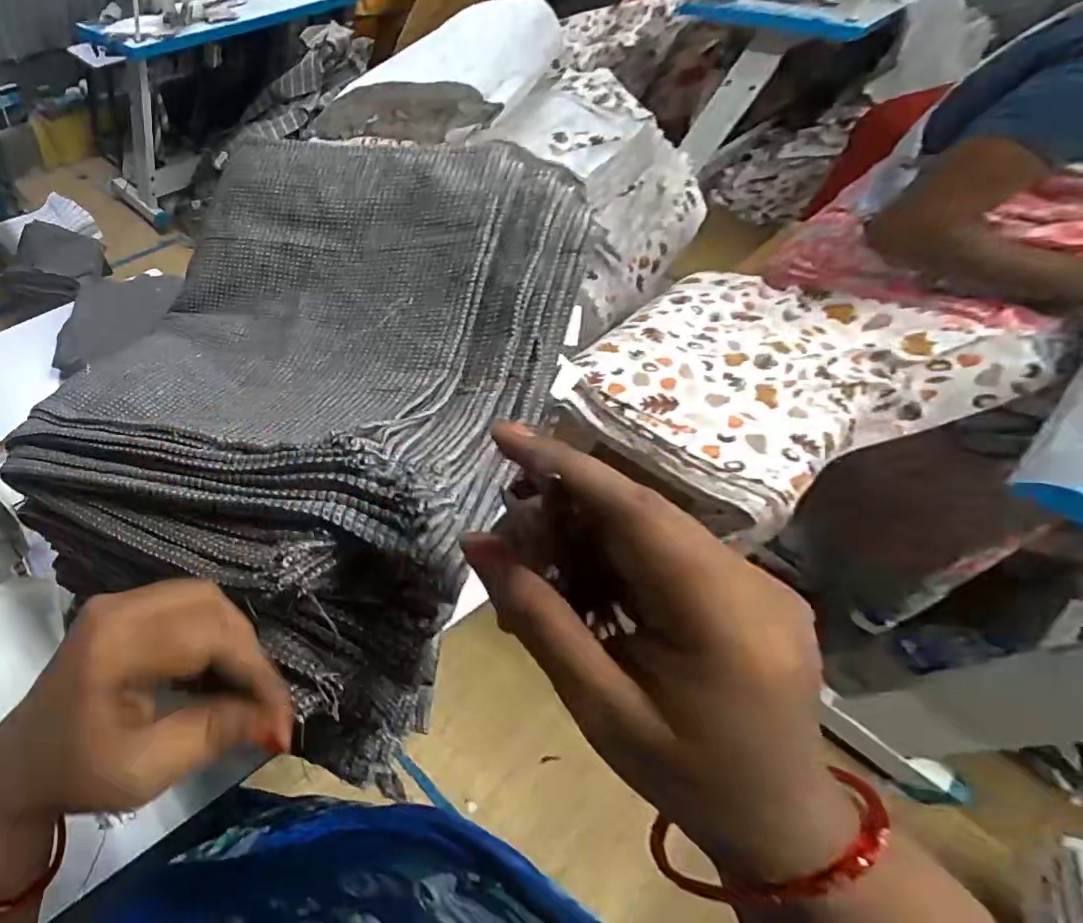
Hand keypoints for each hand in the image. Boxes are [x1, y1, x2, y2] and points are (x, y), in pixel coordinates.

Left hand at [0, 580, 294, 823]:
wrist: (22, 764)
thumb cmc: (77, 772)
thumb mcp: (146, 768)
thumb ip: (211, 734)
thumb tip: (275, 722)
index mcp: (116, 641)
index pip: (207, 633)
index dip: (255, 672)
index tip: (282, 722)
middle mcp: (117, 607)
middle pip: (206, 602)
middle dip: (247, 651)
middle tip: (265, 708)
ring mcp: (116, 604)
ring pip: (197, 599)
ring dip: (231, 641)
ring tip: (246, 696)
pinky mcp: (120, 613)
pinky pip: (180, 608)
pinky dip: (209, 637)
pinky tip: (216, 678)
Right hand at [465, 423, 861, 885]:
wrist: (782, 825)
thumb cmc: (684, 771)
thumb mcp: (595, 702)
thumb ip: (536, 617)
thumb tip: (478, 543)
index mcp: (724, 618)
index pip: (638, 513)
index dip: (567, 466)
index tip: (504, 434)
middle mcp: (752, 585)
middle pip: (639, 511)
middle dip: (561, 502)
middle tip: (504, 525)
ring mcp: (757, 585)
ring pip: (647, 525)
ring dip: (579, 528)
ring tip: (531, 560)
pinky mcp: (746, 591)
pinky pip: (662, 548)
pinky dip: (606, 550)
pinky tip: (576, 579)